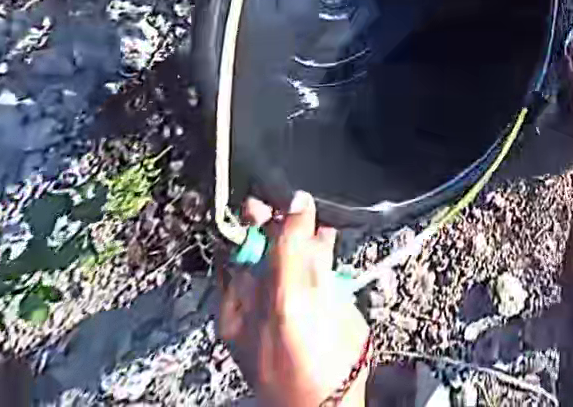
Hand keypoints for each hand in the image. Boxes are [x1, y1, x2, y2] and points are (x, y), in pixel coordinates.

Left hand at [218, 191, 370, 406]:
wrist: (335, 401)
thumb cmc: (299, 364)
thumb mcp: (287, 305)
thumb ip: (289, 251)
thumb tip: (298, 199)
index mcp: (239, 301)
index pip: (238, 246)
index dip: (250, 219)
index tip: (265, 189)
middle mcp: (263, 292)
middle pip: (266, 242)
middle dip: (277, 214)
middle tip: (290, 187)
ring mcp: (293, 291)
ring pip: (293, 245)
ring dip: (303, 222)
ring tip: (314, 198)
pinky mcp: (322, 291)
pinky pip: (318, 254)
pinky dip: (324, 236)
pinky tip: (331, 222)